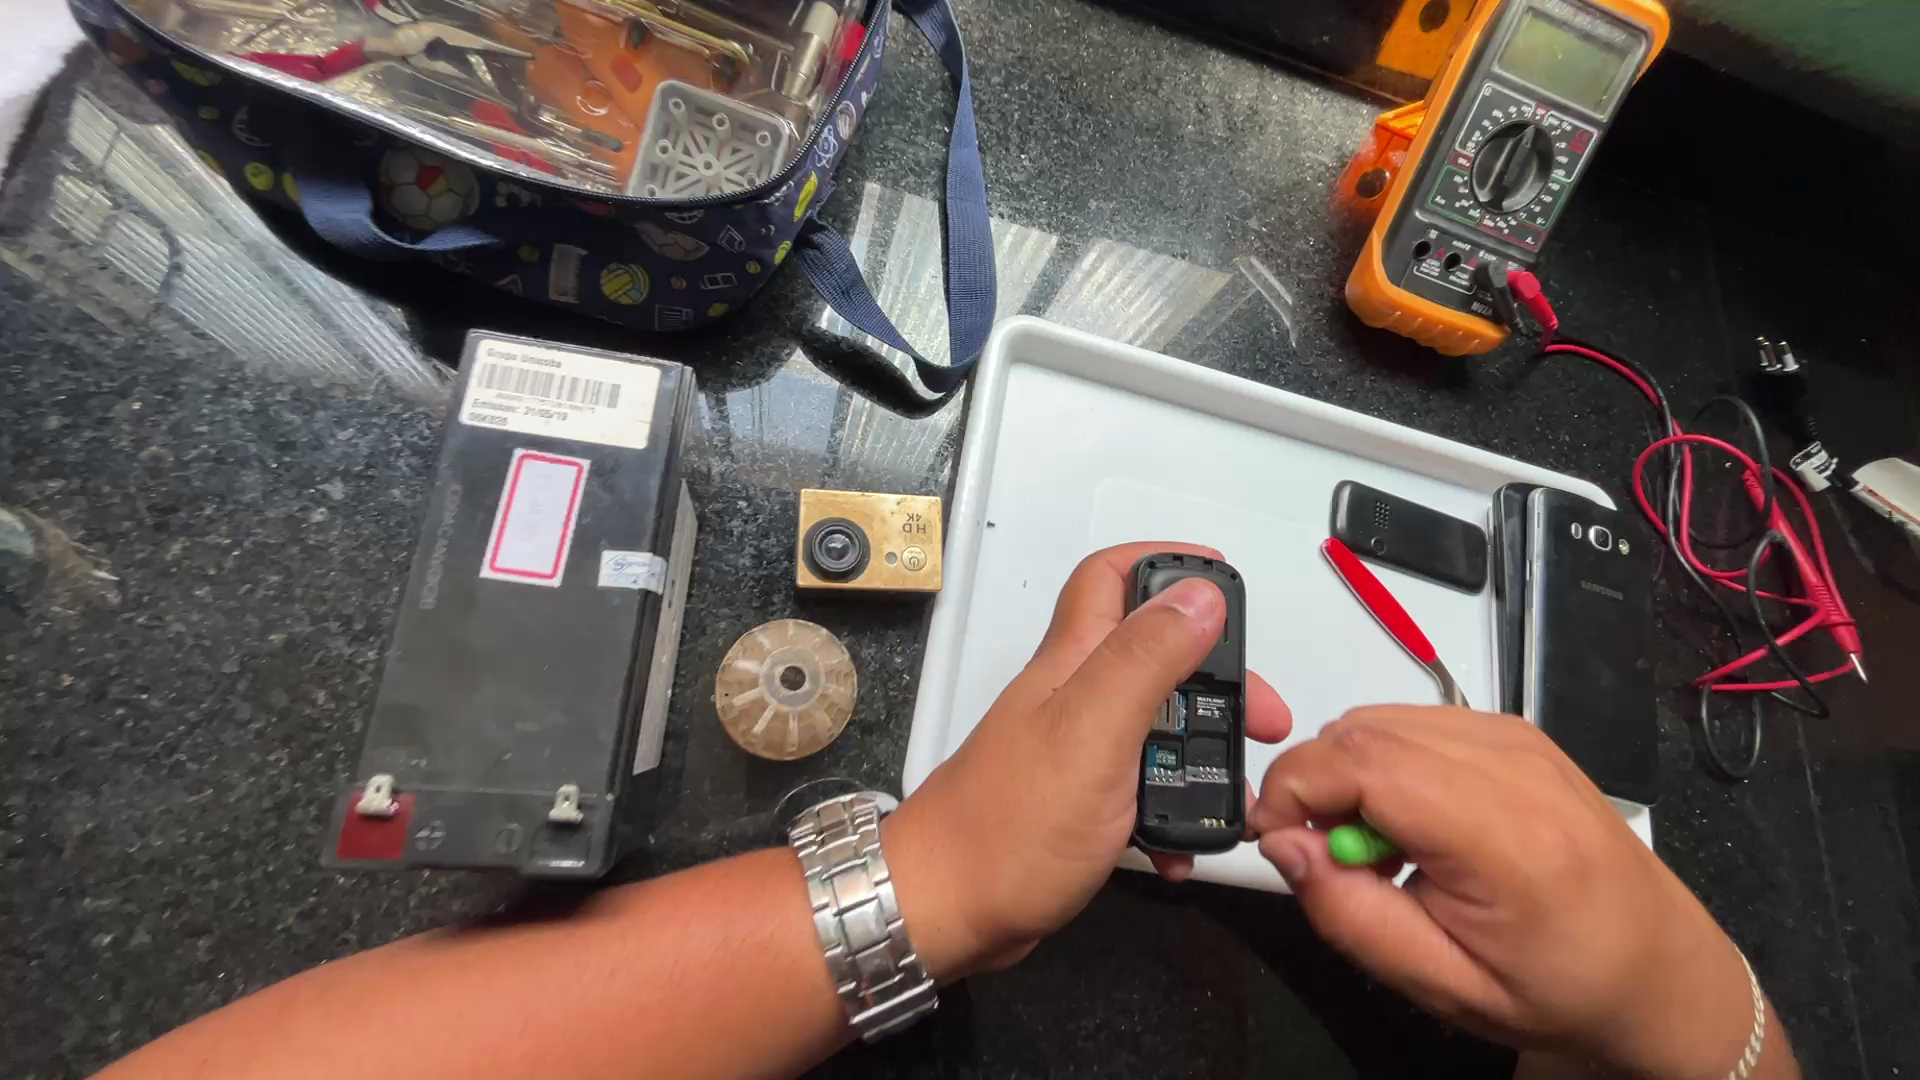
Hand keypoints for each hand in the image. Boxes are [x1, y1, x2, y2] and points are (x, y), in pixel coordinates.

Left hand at [885, 542, 1291, 980]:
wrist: (951, 909)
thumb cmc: (1010, 823)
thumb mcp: (1092, 729)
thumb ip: (1143, 659)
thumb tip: (1196, 595)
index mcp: (1073, 660)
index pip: (1110, 577)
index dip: (1163, 562)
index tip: (1219, 576)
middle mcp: (1074, 692)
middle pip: (1151, 650)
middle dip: (1212, 671)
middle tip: (1258, 711)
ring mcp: (1076, 744)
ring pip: (1155, 719)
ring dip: (1202, 744)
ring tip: (1235, 781)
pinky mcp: (1081, 793)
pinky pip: (1143, 782)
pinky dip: (1174, 803)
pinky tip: (1184, 838)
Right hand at [1252, 706, 1766, 1079]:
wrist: (1664, 974)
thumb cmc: (1556, 989)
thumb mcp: (1440, 982)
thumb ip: (1347, 912)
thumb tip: (1280, 842)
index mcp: (1505, 837)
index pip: (1362, 764)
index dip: (1292, 787)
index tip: (1271, 834)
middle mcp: (1511, 765)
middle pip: (1359, 733)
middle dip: (1309, 781)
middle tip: (1317, 845)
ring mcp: (1512, 737)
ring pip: (1374, 721)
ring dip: (1342, 770)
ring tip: (1369, 837)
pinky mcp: (1508, 729)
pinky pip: (1404, 721)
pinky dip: (1377, 760)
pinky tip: (1403, 813)